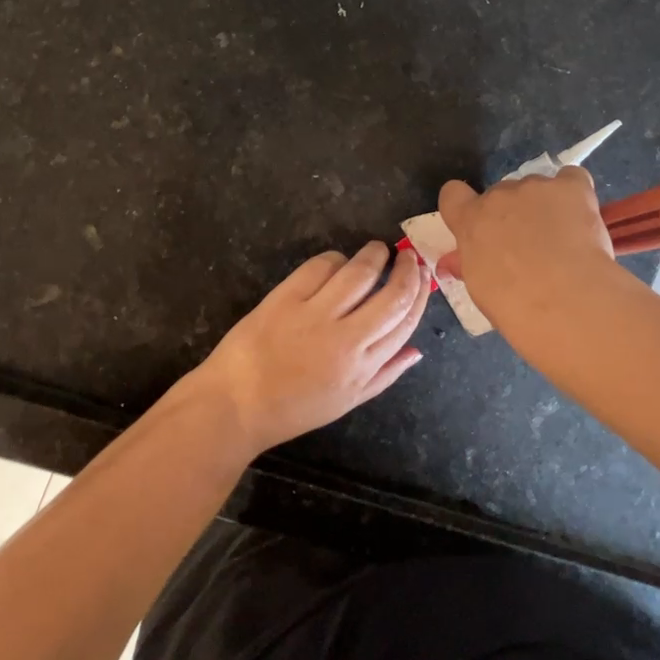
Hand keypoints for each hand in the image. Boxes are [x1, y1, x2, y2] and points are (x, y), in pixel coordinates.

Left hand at [187, 241, 428, 455]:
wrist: (235, 404)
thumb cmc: (292, 408)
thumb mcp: (347, 401)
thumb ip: (385, 374)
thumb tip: (417, 350)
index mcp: (363, 366)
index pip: (405, 321)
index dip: (420, 293)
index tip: (424, 276)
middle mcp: (345, 339)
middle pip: (392, 294)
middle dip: (408, 270)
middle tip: (408, 257)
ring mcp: (314, 315)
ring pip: (359, 273)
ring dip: (374, 256)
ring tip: (377, 251)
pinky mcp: (286, 298)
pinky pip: (320, 266)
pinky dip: (336, 259)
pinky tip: (337, 263)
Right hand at [436, 167, 619, 340]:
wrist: (566, 301)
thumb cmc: (515, 305)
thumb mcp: (480, 287)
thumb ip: (469, 263)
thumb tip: (454, 261)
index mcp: (471, 220)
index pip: (453, 195)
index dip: (466, 207)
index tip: (480, 226)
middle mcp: (500, 195)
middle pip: (502, 194)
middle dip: (512, 214)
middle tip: (529, 247)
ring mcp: (536, 187)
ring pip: (536, 188)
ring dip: (543, 207)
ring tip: (563, 241)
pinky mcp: (572, 187)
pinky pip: (571, 178)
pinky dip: (574, 195)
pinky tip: (581, 218)